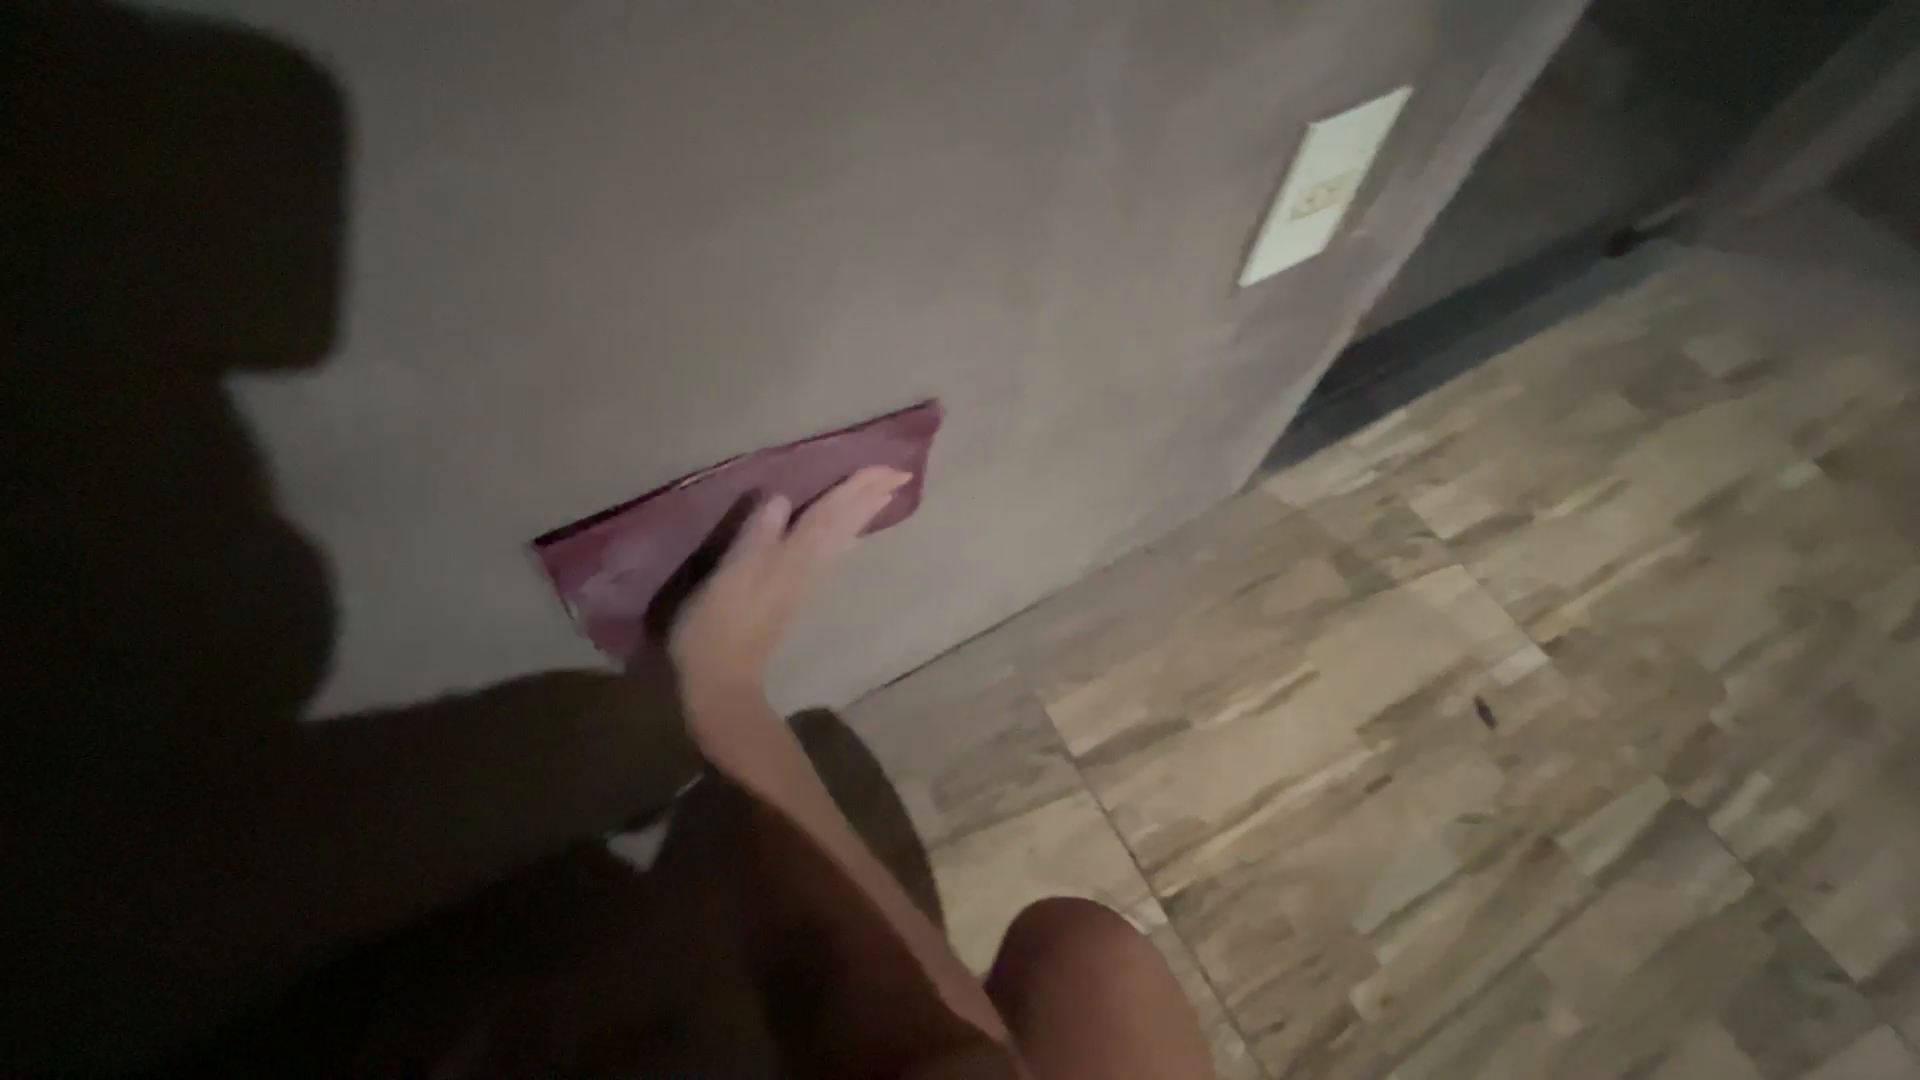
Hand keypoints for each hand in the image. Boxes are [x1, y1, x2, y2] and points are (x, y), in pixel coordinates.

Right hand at [667, 467, 909, 706]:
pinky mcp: (793, 594)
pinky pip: (831, 555)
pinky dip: (845, 538)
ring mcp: (803, 581)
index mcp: (792, 556)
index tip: (888, 467)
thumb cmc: (716, 626)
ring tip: (885, 496)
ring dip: (862, 514)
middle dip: (869, 496)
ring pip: (841, 539)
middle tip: (900, 474)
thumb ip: (756, 536)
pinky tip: (850, 537)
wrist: (722, 678)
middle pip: (843, 524)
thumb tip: (781, 499)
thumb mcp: (731, 577)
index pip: (830, 513)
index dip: (855, 488)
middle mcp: (806, 565)